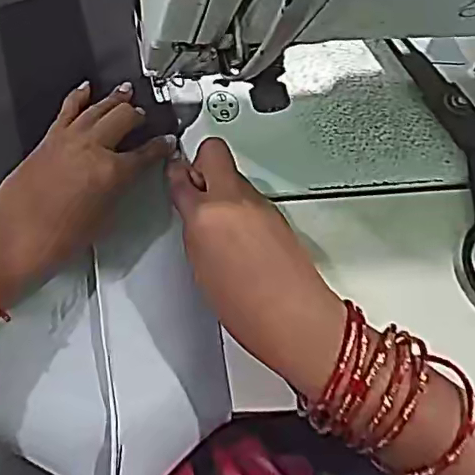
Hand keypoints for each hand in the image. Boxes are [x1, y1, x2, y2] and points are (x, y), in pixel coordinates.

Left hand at [0, 82, 175, 299]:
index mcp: (112, 173)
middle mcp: (91, 149)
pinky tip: (85, 89)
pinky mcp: (48, 138)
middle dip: (139, 115)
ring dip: (115, 99)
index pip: (145, 153)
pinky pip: (68, 109)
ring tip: (126, 92)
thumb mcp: (101, 222)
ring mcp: (68, 139)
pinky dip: (79, 96)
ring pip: (98, 108)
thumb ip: (116, 193)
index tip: (165, 142)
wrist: (12, 236)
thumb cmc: (51, 238)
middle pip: (124, 118)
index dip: (160, 147)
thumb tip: (120, 182)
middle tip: (145, 117)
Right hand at [168, 138, 346, 392]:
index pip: (181, 173)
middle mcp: (235, 200)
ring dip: (223, 188)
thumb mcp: (199, 266)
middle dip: (201, 162)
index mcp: (206, 214)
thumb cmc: (250, 309)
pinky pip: (251, 196)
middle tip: (196, 184)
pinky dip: (242, 207)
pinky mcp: (278, 214)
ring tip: (220, 220)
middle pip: (213, 152)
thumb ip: (192, 227)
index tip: (175, 176)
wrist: (298, 322)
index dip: (176, 173)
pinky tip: (240, 235)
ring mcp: (260, 204)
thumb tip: (190, 210)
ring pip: (234, 174)